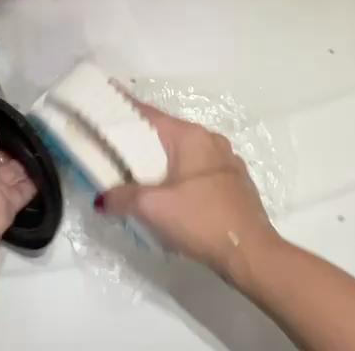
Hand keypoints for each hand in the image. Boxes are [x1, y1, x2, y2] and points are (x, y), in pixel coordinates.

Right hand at [98, 101, 277, 272]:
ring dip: (164, 157)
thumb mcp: (153, 208)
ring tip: (141, 169)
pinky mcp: (236, 182)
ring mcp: (227, 160)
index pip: (149, 114)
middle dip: (142, 137)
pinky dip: (182, 171)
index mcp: (190, 136)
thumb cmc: (201, 221)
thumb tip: (101, 199)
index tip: (106, 100)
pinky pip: (200, 167)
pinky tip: (173, 189)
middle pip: (167, 131)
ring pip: (186, 150)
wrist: (252, 254)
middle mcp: (210, 139)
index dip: (124, 107)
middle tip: (116, 143)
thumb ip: (122, 198)